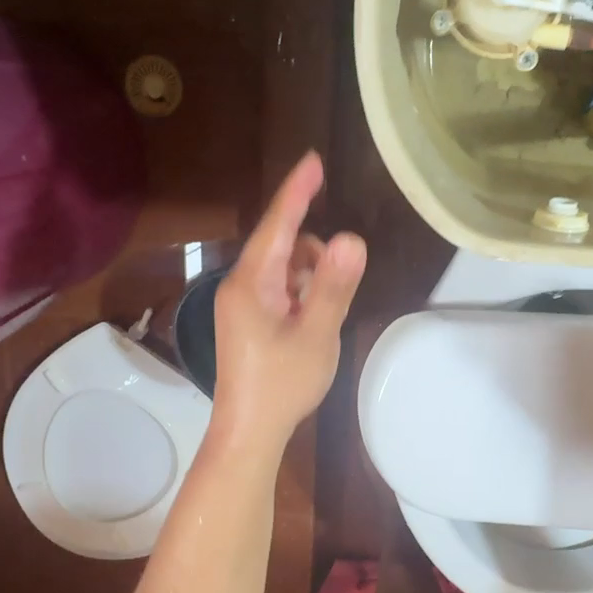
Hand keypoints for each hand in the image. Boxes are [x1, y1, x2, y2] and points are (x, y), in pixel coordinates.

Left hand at [211, 153, 364, 442]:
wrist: (249, 432)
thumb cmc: (281, 384)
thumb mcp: (317, 335)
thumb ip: (334, 286)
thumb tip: (351, 238)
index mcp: (252, 283)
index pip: (277, 224)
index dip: (297, 191)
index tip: (313, 160)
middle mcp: (240, 286)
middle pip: (282, 246)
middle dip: (313, 255)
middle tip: (334, 292)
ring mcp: (241, 305)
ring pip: (283, 269)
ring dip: (309, 278)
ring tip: (321, 318)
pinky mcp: (247, 321)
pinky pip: (279, 289)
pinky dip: (300, 294)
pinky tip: (311, 323)